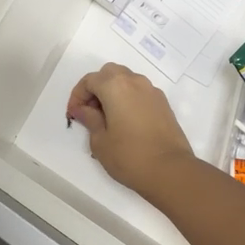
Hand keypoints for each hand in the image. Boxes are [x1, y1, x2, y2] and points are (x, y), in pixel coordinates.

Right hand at [66, 63, 194, 195]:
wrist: (171, 170)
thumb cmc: (130, 156)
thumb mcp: (100, 141)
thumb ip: (89, 119)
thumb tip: (82, 109)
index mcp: (115, 86)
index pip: (89, 80)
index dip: (78, 95)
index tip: (74, 114)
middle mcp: (134, 81)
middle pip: (109, 73)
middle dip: (96, 88)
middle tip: (90, 112)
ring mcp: (152, 91)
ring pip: (126, 80)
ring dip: (113, 92)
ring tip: (108, 118)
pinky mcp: (163, 103)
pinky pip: (140, 92)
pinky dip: (128, 99)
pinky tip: (126, 123)